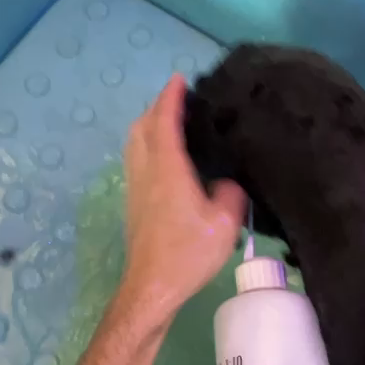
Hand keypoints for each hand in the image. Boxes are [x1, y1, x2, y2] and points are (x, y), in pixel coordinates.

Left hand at [117, 74, 247, 327]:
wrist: (152, 286)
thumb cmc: (188, 253)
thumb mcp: (224, 223)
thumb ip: (231, 193)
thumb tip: (227, 182)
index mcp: (168, 168)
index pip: (165, 121)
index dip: (171, 97)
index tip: (179, 79)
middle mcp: (147, 170)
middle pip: (142, 126)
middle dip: (157, 106)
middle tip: (178, 98)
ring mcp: (136, 186)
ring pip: (135, 142)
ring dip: (149, 124)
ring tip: (170, 120)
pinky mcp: (134, 201)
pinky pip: (136, 157)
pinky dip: (147, 142)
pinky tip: (164, 155)